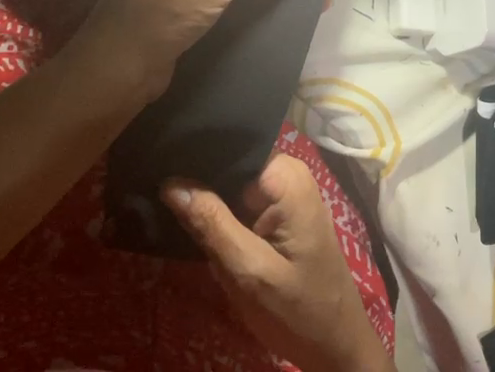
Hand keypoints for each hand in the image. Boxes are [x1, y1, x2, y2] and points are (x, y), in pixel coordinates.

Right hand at [163, 156, 391, 371]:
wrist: (336, 346)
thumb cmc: (298, 311)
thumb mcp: (249, 272)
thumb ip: (212, 224)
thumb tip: (172, 183)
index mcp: (286, 176)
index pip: (230, 148)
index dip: (196, 159)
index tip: (161, 168)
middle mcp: (288, 173)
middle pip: (230, 163)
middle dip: (199, 181)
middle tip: (159, 194)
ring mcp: (285, 192)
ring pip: (231, 184)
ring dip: (207, 201)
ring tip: (168, 204)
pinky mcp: (279, 212)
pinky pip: (241, 201)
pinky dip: (221, 214)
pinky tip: (195, 221)